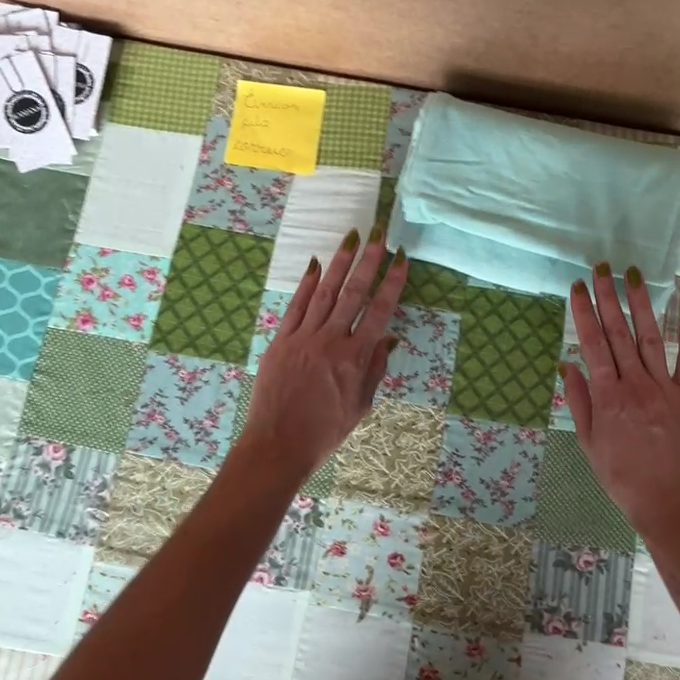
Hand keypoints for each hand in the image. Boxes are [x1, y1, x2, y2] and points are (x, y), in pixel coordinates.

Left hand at [240, 228, 407, 477]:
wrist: (278, 444)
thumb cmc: (325, 431)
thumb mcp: (361, 404)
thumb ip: (374, 369)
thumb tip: (387, 338)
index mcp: (354, 358)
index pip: (379, 312)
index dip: (392, 283)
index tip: (402, 259)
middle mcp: (330, 341)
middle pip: (353, 293)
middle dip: (369, 262)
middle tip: (380, 234)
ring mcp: (302, 338)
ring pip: (325, 292)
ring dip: (340, 263)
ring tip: (352, 238)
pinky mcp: (280, 340)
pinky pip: (296, 306)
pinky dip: (307, 284)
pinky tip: (316, 265)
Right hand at [564, 263, 679, 535]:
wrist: (665, 501)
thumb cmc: (620, 476)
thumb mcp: (588, 443)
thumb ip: (579, 402)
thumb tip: (567, 365)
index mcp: (608, 397)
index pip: (593, 346)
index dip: (584, 314)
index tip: (577, 288)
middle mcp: (636, 385)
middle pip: (619, 334)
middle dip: (608, 298)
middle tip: (601, 268)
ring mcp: (664, 389)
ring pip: (650, 338)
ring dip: (641, 304)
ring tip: (633, 275)